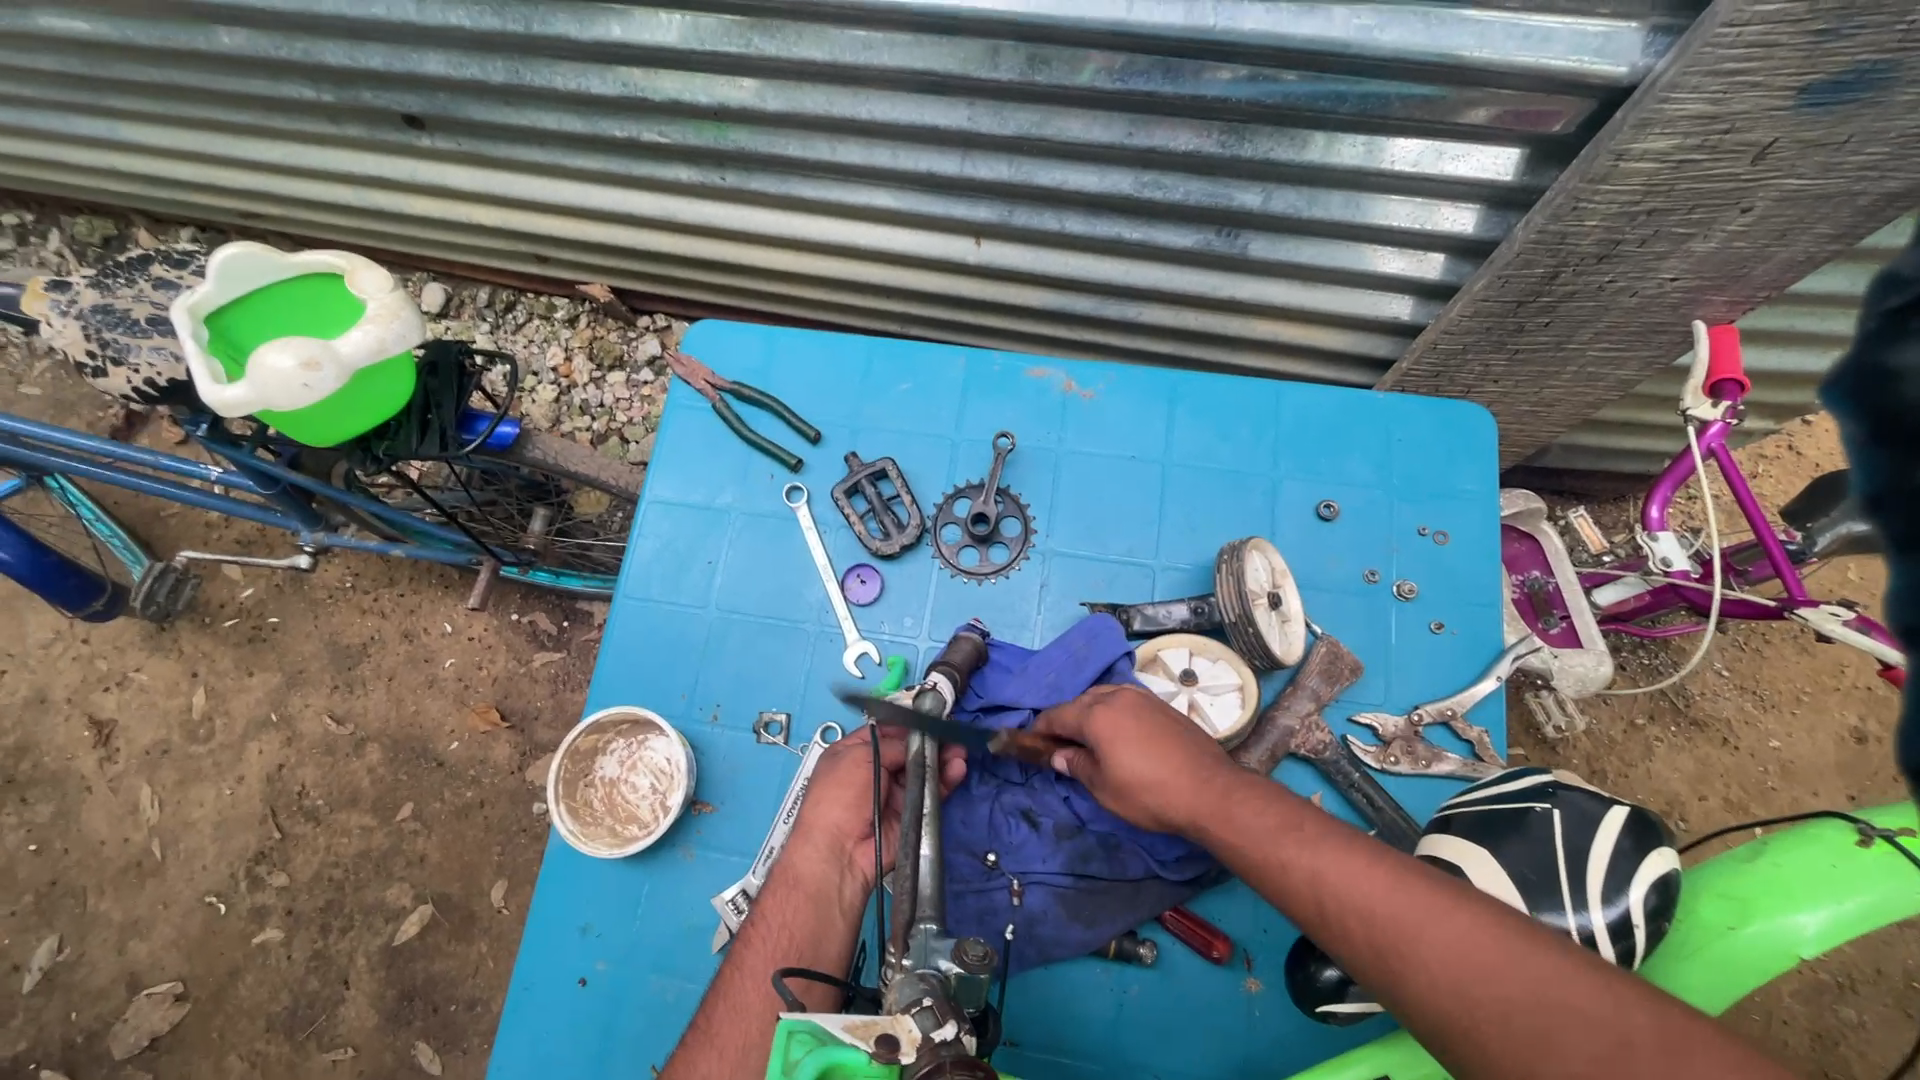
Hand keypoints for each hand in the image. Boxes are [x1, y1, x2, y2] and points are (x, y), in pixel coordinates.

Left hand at [788, 723, 966, 890]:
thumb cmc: (839, 796)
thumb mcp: (860, 756)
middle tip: (951, 732)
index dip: (907, 725)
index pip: (886, 732)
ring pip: (924, 770)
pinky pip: (932, 792)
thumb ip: (892, 744)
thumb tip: (915, 742)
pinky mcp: (911, 812)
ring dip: (942, 758)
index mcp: (854, 753)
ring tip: (959, 750)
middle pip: (909, 750)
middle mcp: (875, 770)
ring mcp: (893, 792)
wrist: (840, 850)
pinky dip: (946, 779)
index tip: (930, 717)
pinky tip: (957, 768)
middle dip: (930, 741)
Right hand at [1034, 683, 1236, 834]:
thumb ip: (1077, 765)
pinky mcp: (1163, 706)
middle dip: (1066, 719)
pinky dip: (1113, 710)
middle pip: (1080, 701)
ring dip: (1091, 711)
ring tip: (1089, 735)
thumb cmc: (1149, 794)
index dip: (1040, 729)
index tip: (1031, 742)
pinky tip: (1118, 731)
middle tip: (1060, 743)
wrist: (1210, 791)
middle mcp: (1117, 697)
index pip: (1057, 715)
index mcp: (1096, 714)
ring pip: (1105, 695)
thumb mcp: (1104, 788)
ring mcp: (1143, 697)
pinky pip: (1126, 699)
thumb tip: (1060, 755)